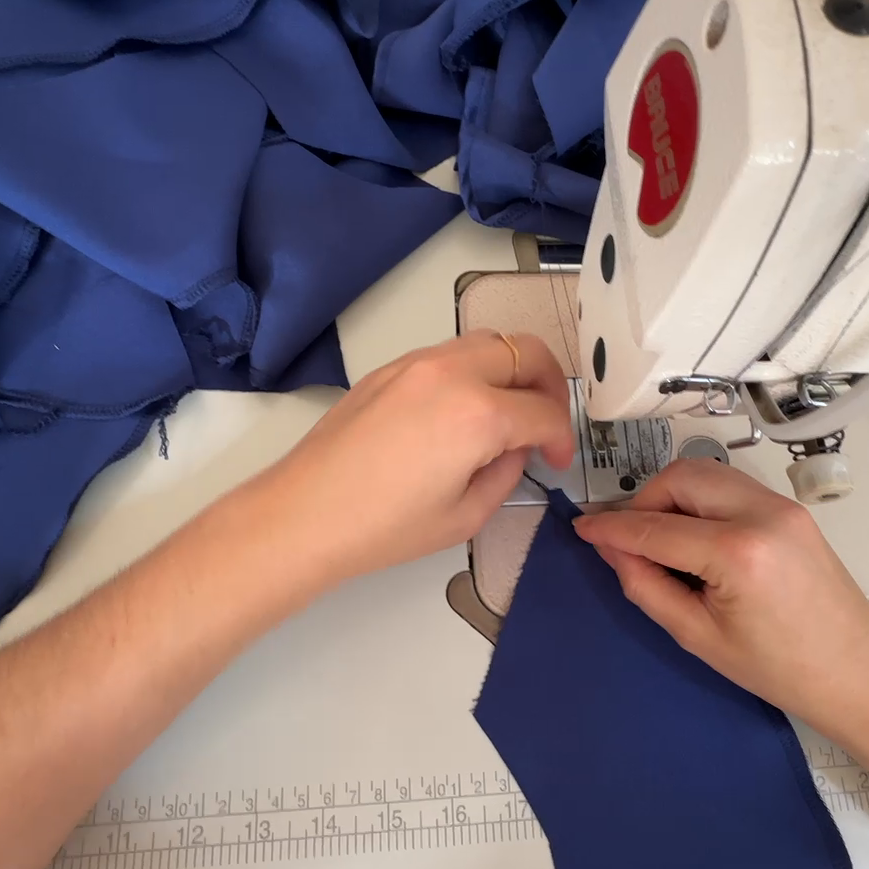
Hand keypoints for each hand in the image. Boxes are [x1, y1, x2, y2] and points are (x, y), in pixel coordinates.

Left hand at [258, 330, 574, 584]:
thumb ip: (506, 473)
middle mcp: (451, 373)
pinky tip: (464, 409)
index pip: (544, 411)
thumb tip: (516, 448)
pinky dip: (474, 370)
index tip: (558, 459)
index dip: (563, 437)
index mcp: (478, 414)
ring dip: (512, 369)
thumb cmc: (385, 527)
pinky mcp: (388, 368)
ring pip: (487, 341)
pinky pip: (449, 353)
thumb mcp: (465, 516)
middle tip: (547, 420)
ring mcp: (415, 363)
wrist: (304, 514)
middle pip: (526, 350)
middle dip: (550, 384)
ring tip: (510, 410)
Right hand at [572, 459, 868, 716]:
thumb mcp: (696, 635)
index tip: (581, 528)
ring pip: (705, 472)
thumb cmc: (777, 668)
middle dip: (644, 501)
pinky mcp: (789, 507)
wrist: (856, 671)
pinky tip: (693, 536)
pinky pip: (728, 485)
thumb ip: (645, 585)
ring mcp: (781, 505)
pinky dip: (699, 500)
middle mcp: (762, 514)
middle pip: (680, 477)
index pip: (655, 527)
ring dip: (671, 496)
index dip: (611, 527)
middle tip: (630, 540)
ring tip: (661, 538)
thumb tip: (610, 548)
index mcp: (738, 553)